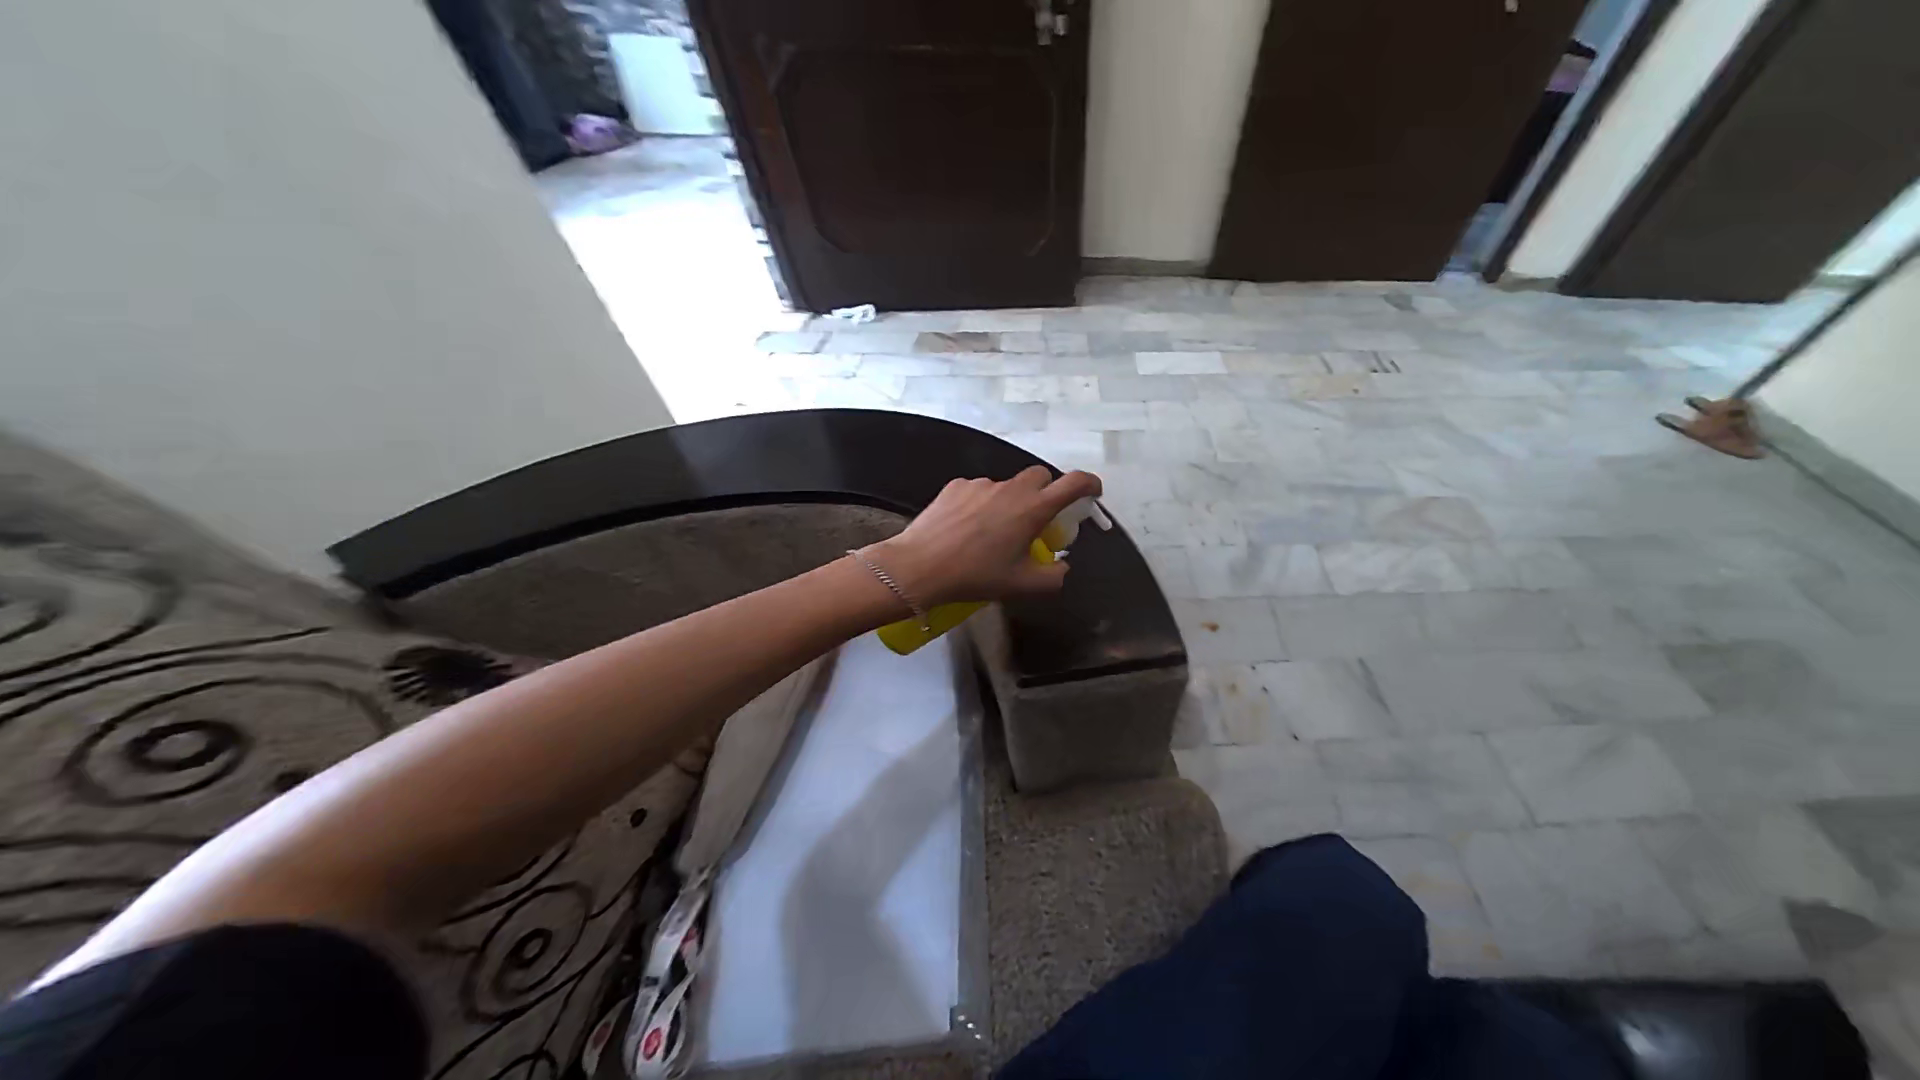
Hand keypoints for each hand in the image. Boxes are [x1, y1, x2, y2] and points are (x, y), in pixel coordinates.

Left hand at [869, 466, 1101, 607]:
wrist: (920, 566)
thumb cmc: (976, 576)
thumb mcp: (1021, 586)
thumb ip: (1053, 577)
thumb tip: (1061, 567)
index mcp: (1033, 509)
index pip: (1073, 483)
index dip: (1089, 484)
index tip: (1092, 493)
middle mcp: (1010, 488)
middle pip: (1040, 477)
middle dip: (1046, 492)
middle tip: (1038, 520)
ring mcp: (980, 484)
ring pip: (1006, 486)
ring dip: (1010, 502)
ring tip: (993, 533)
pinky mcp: (955, 486)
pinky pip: (978, 490)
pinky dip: (982, 504)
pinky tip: (967, 529)